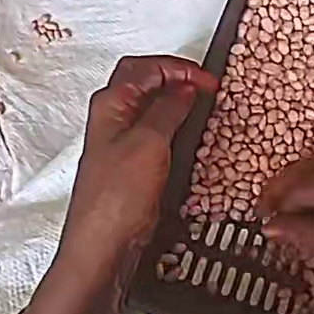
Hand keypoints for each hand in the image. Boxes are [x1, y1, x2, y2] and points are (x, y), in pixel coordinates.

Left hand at [59, 56, 216, 273]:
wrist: (104, 245)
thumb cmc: (118, 195)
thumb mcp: (149, 142)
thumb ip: (168, 109)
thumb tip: (185, 88)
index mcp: (111, 103)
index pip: (146, 67)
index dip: (179, 68)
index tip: (209, 81)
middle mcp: (113, 118)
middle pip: (145, 81)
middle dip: (177, 78)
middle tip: (207, 87)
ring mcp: (123, 142)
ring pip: (152, 108)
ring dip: (177, 102)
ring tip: (204, 107)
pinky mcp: (134, 165)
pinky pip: (157, 134)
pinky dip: (176, 127)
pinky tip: (192, 136)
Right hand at [257, 158, 313, 295]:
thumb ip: (306, 235)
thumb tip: (270, 227)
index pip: (299, 187)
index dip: (275, 205)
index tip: (257, 223)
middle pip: (303, 172)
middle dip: (279, 193)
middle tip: (262, 218)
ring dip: (294, 192)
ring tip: (279, 218)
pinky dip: (310, 194)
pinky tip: (304, 215)